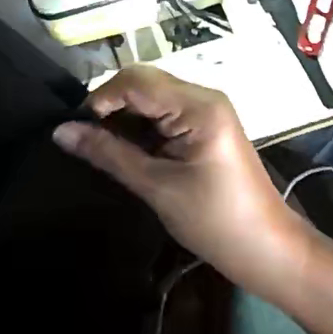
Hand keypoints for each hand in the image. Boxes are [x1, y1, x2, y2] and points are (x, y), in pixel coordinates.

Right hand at [52, 66, 303, 285]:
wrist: (271, 252)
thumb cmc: (216, 222)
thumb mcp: (156, 187)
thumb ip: (108, 154)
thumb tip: (61, 131)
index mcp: (197, 105)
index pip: (136, 81)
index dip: (101, 98)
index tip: (77, 128)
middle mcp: (202, 95)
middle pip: (142, 81)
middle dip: (111, 104)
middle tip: (87, 138)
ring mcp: (206, 108)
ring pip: (150, 93)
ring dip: (124, 114)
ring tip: (103, 144)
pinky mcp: (205, 122)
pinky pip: (163, 109)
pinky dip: (141, 123)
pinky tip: (128, 147)